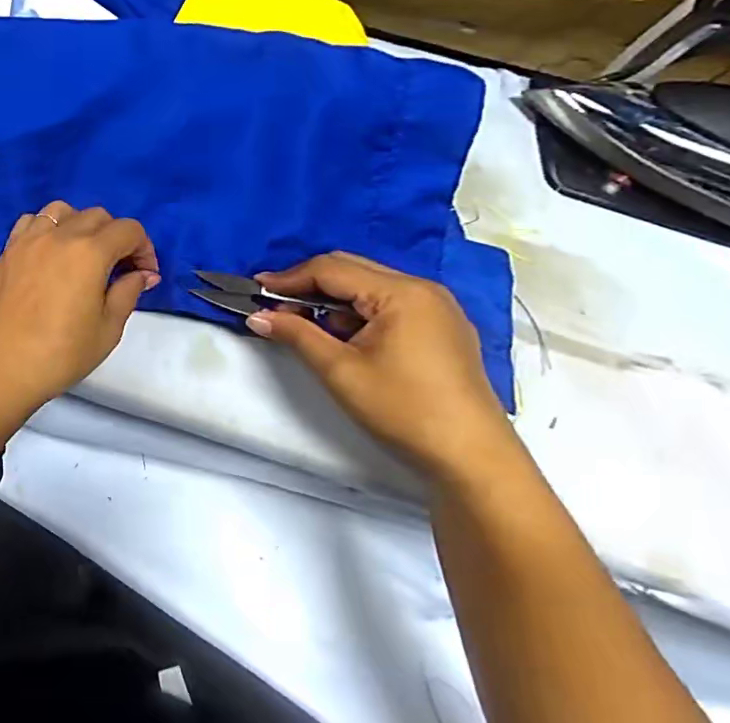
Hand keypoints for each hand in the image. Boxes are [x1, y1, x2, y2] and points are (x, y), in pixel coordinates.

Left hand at [0, 201, 158, 462]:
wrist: (8, 365)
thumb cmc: (64, 352)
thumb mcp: (109, 327)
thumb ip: (128, 291)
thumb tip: (143, 274)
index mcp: (89, 253)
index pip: (128, 230)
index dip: (144, 248)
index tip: (144, 273)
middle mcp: (59, 236)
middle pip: (97, 216)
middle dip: (116, 237)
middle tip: (119, 267)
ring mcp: (30, 240)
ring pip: (62, 211)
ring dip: (80, 224)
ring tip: (83, 253)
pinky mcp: (9, 250)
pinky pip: (31, 221)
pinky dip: (46, 227)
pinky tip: (51, 251)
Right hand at [247, 252, 522, 484]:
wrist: (472, 460)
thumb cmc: (403, 410)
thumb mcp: (340, 371)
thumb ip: (296, 334)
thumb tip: (258, 316)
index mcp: (402, 292)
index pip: (332, 269)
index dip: (290, 278)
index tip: (257, 289)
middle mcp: (423, 289)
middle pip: (352, 270)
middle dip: (309, 284)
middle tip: (275, 304)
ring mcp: (438, 308)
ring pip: (370, 286)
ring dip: (333, 299)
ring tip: (303, 322)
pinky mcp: (443, 328)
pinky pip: (390, 303)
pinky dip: (358, 312)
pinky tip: (342, 335)